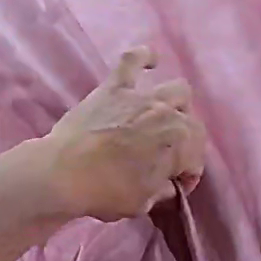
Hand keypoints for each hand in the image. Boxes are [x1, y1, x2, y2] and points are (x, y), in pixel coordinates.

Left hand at [38, 47, 205, 221]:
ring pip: (176, 90)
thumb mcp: (142, 203)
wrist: (64, 173)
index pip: (195, 159)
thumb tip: (166, 187)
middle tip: (168, 156)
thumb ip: (160, 191)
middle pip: (190, 123)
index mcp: (180, 144)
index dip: (188, 175)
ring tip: (166, 115)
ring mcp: (141, 97)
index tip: (175, 186)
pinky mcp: (113, 87)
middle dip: (186, 142)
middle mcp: (168, 114)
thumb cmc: (106, 193)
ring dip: (177, 105)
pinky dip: (143, 57)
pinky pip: (132, 60)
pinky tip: (151, 59)